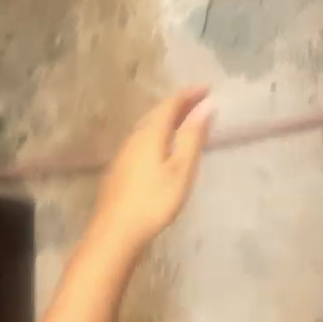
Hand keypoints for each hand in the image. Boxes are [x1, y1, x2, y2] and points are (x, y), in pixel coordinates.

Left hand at [85, 88, 214, 259]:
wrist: (115, 233)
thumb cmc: (153, 201)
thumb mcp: (180, 170)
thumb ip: (193, 137)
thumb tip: (206, 106)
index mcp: (150, 134)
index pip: (170, 105)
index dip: (188, 94)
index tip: (207, 89)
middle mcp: (134, 138)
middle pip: (157, 113)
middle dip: (179, 104)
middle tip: (199, 101)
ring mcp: (124, 154)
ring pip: (148, 126)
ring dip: (168, 119)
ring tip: (185, 120)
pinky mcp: (121, 169)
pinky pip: (143, 140)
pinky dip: (159, 133)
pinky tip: (163, 146)